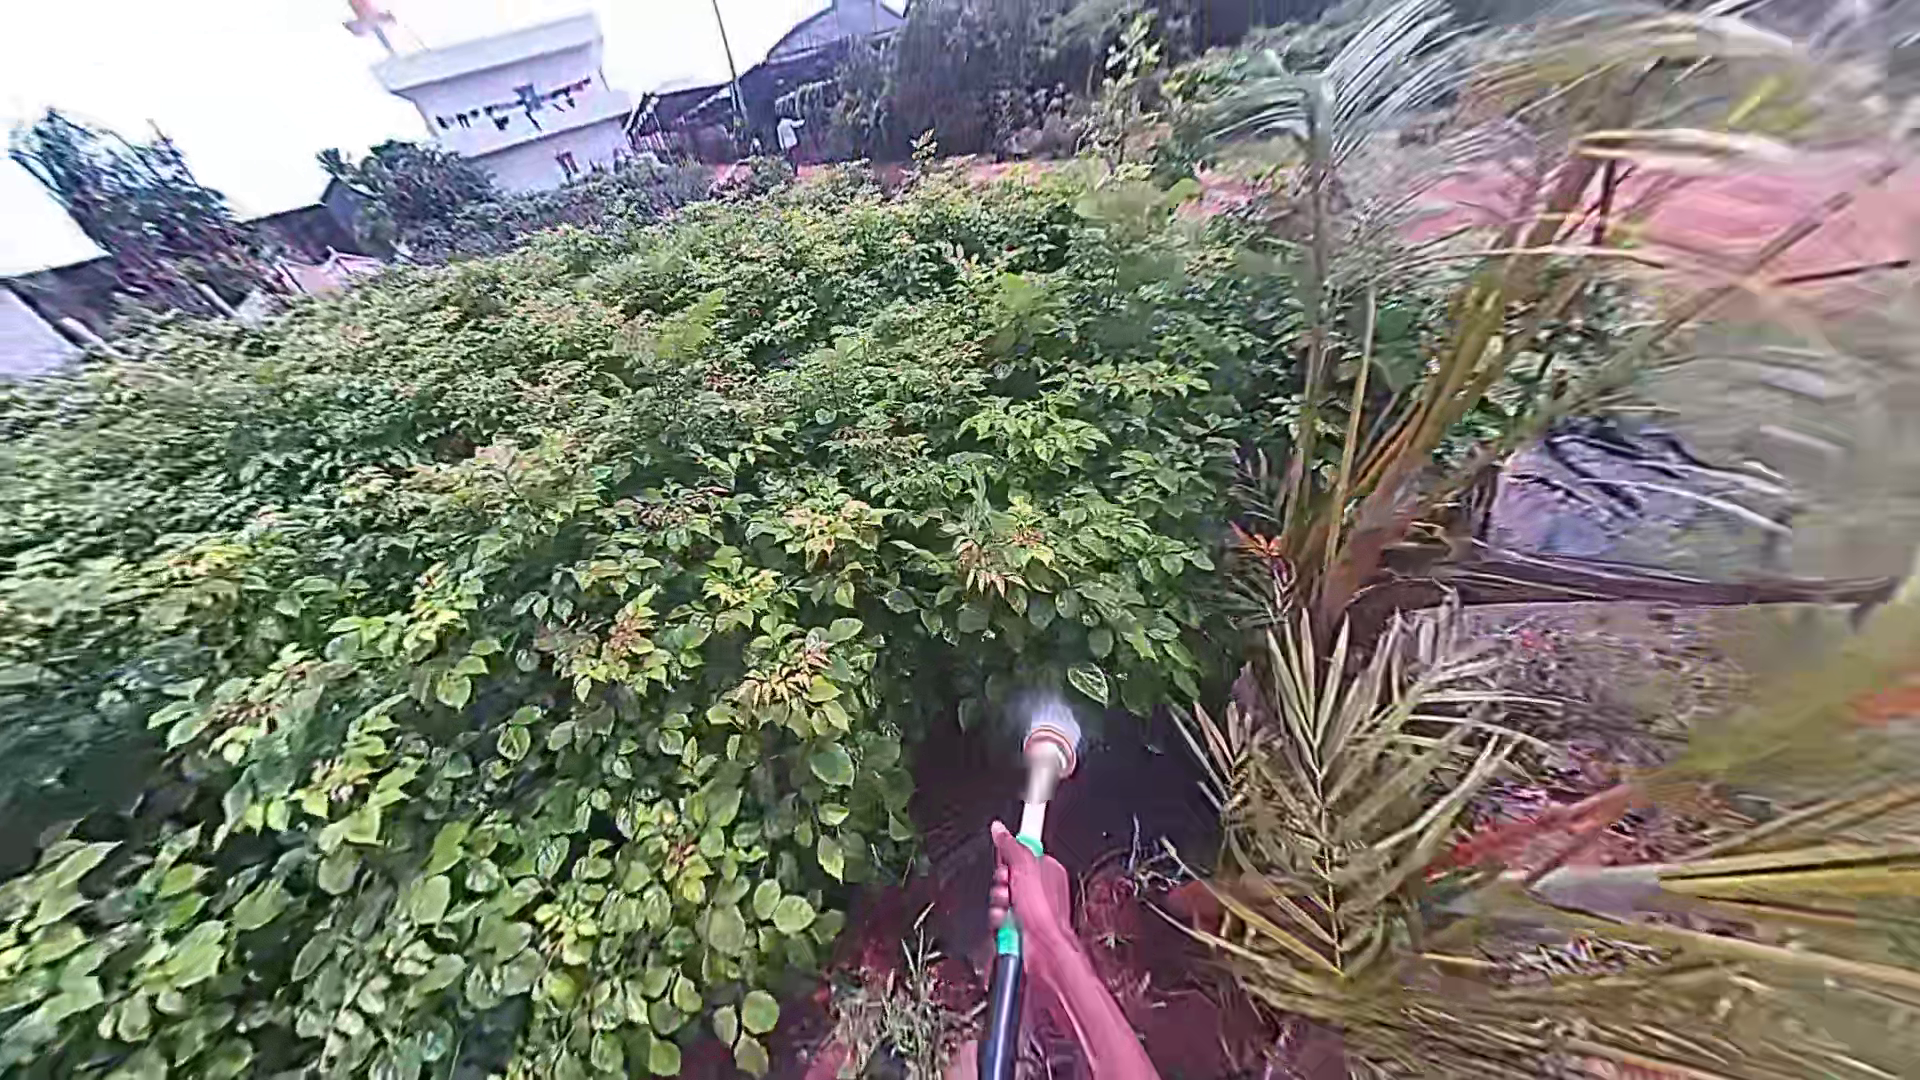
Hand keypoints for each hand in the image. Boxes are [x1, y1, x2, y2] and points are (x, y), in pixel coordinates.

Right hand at [988, 821, 1075, 981]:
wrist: (1045, 954)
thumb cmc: (1045, 913)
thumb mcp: (1024, 866)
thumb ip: (1010, 845)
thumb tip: (998, 828)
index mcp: (1047, 870)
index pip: (1021, 854)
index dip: (1009, 859)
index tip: (1007, 864)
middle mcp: (1041, 891)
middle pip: (1008, 878)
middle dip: (1002, 884)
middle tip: (1007, 889)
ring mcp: (1031, 913)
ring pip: (1002, 901)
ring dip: (999, 906)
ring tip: (1006, 910)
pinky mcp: (1021, 931)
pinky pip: (1001, 921)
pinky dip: (1000, 923)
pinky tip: (1006, 925)